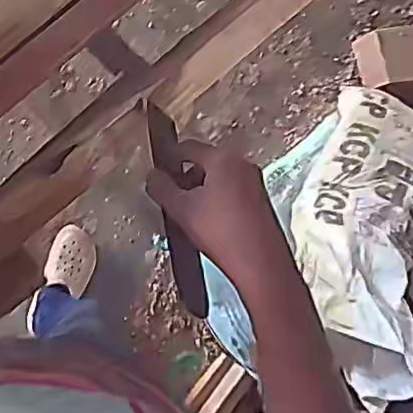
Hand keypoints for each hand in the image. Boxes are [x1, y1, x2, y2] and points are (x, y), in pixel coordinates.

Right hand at [143, 140, 293, 287]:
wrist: (260, 265)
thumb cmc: (220, 232)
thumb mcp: (181, 209)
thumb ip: (161, 188)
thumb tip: (152, 175)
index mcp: (223, 159)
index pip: (187, 147)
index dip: (168, 159)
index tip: (157, 176)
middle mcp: (243, 165)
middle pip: (203, 162)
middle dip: (184, 178)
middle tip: (171, 199)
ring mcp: (255, 183)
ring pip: (217, 178)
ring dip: (200, 191)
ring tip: (188, 215)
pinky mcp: (260, 201)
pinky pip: (231, 191)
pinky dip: (216, 201)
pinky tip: (208, 223)